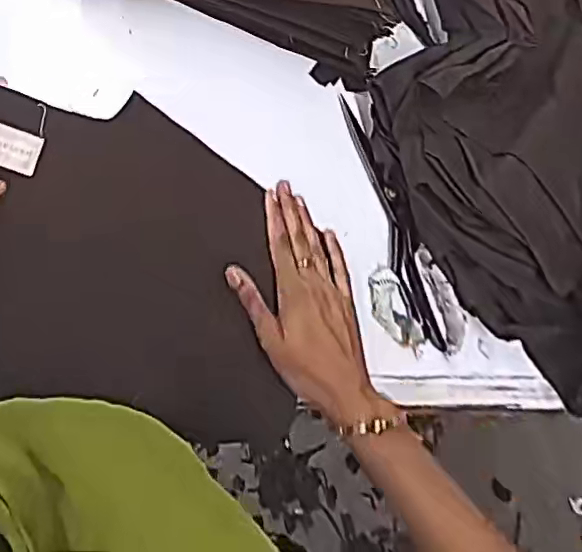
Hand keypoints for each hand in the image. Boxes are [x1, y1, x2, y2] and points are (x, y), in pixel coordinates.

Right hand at [226, 181, 396, 428]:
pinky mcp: (345, 303)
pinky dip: (334, 249)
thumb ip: (252, 301)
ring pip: (318, 248)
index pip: (281, 244)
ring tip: (301, 202)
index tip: (271, 197)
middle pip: (299, 239)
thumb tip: (235, 274)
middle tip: (285, 188)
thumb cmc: (308, 370)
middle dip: (290, 210)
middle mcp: (314, 286)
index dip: (275, 217)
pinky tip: (329, 236)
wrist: (347, 393)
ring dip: (308, 222)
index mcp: (293, 291)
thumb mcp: (269, 338)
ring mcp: (332, 292)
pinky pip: (339, 268)